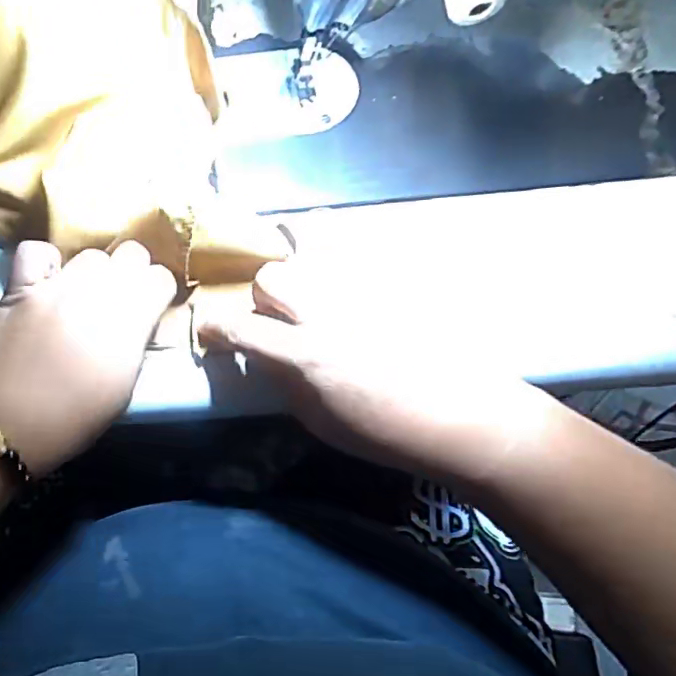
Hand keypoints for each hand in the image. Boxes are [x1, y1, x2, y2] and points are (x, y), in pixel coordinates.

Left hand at [0, 240, 176, 474]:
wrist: (7, 424)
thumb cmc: (74, 420)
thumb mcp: (124, 389)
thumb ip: (136, 345)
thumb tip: (139, 324)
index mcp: (130, 322)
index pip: (161, 278)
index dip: (158, 293)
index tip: (151, 310)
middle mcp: (98, 293)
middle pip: (131, 253)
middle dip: (132, 274)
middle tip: (121, 303)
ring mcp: (56, 285)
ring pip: (90, 254)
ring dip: (93, 273)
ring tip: (82, 299)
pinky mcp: (19, 286)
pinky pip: (37, 251)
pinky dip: (46, 261)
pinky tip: (48, 282)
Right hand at [197, 257, 562, 492]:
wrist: (465, 416)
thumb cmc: (387, 432)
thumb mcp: (319, 421)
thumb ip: (284, 381)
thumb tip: (265, 356)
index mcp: (306, 355)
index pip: (239, 326)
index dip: (215, 328)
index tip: (211, 332)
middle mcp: (328, 310)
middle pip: (272, 277)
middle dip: (264, 298)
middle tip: (278, 319)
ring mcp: (365, 286)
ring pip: (309, 245)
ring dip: (298, 265)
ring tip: (308, 284)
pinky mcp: (396, 275)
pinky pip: (354, 243)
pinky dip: (336, 249)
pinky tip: (343, 271)